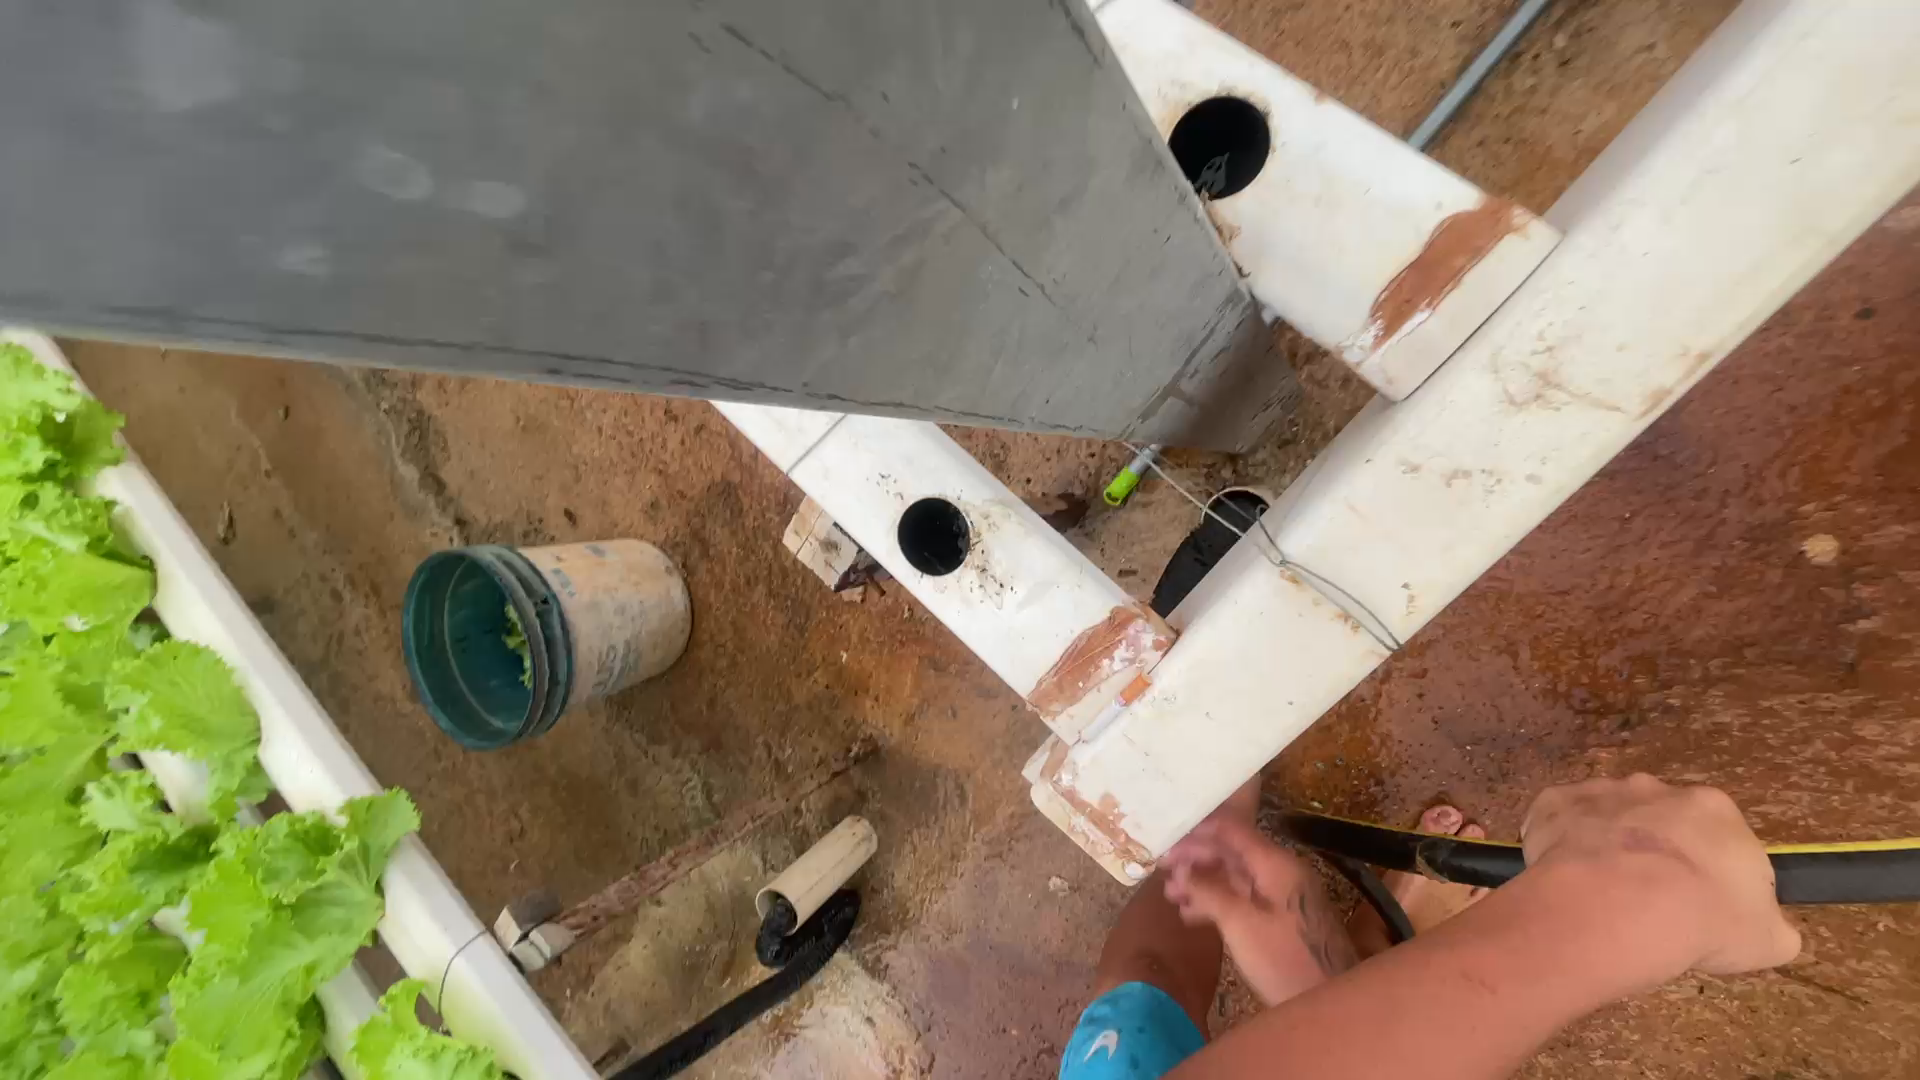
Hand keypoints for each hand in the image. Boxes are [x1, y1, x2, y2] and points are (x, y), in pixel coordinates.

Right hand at [1162, 817, 1355, 1004]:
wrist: (1331, 1007)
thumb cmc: (1284, 961)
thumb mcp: (1239, 923)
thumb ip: (1208, 890)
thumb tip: (1180, 868)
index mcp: (1274, 863)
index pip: (1230, 829)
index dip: (1196, 832)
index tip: (1166, 840)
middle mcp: (1279, 871)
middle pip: (1230, 852)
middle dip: (1195, 860)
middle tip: (1162, 871)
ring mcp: (1281, 896)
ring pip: (1234, 877)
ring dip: (1202, 883)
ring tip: (1171, 896)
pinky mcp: (1280, 919)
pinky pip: (1242, 898)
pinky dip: (1217, 902)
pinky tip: (1192, 916)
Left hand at [1521, 774, 1799, 977]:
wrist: (1620, 901)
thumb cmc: (1708, 918)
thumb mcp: (1770, 936)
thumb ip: (1766, 918)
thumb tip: (1758, 921)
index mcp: (1712, 808)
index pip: (1716, 833)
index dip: (1709, 867)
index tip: (1700, 896)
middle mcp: (1650, 787)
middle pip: (1654, 818)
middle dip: (1652, 848)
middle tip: (1648, 891)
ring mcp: (1595, 790)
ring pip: (1602, 816)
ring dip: (1604, 843)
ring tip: (1603, 887)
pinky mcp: (1550, 801)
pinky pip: (1557, 820)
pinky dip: (1559, 842)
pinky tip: (1566, 874)